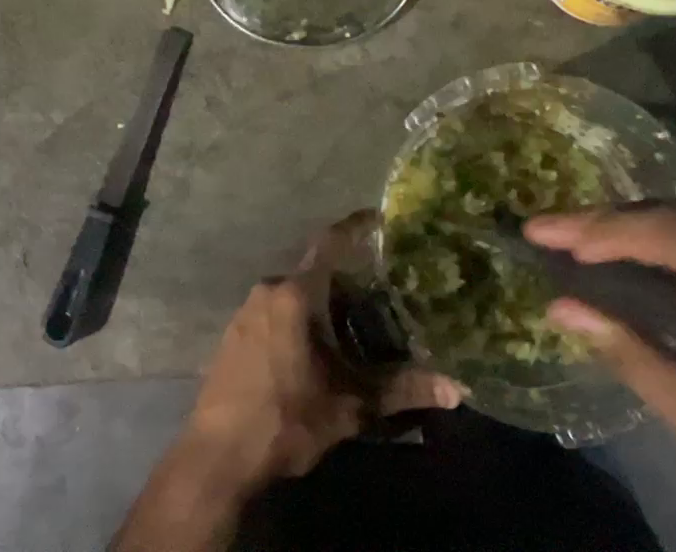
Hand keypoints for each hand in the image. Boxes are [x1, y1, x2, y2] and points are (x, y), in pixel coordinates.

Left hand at [185, 210, 460, 486]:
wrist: (218, 458)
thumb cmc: (285, 422)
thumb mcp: (348, 407)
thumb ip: (400, 392)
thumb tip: (456, 390)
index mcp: (294, 296)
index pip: (329, 246)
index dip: (354, 228)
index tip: (376, 218)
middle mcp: (266, 292)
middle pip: (313, 274)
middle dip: (343, 284)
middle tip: (378, 298)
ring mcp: (244, 313)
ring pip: (290, 296)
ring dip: (317, 306)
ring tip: (350, 327)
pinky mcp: (231, 336)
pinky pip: (271, 314)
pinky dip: (294, 322)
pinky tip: (311, 350)